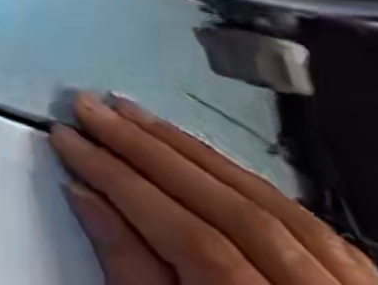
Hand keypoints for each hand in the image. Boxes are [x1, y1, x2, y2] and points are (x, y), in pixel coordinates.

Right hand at [51, 92, 377, 284]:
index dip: (120, 180)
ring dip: (188, 149)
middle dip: (147, 150)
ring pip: (271, 204)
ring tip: (131, 114)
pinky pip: (308, 220)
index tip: (70, 140)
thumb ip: (133, 275)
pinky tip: (197, 152)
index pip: (193, 240)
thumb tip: (86, 195)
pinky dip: (241, 177)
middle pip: (232, 212)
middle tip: (90, 108)